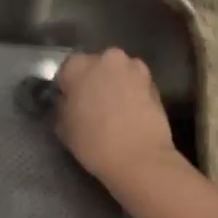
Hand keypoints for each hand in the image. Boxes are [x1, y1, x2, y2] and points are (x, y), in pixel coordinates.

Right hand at [54, 49, 181, 184]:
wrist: (139, 158)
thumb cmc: (93, 142)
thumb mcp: (62, 126)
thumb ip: (62, 105)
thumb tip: (68, 100)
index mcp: (78, 65)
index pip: (67, 67)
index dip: (67, 84)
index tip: (68, 100)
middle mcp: (107, 59)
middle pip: (95, 65)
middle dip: (92, 79)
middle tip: (90, 103)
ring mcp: (134, 68)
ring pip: (117, 72)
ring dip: (113, 83)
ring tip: (111, 107)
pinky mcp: (154, 82)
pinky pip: (135, 82)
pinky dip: (130, 92)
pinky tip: (127, 112)